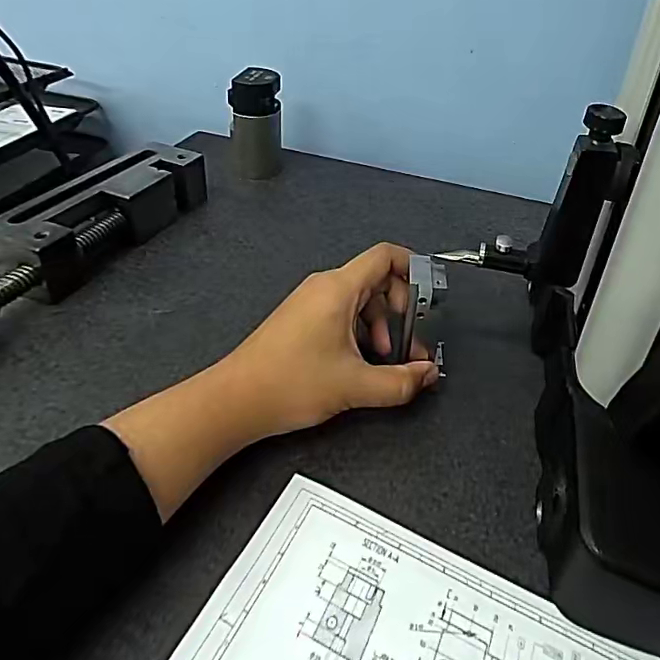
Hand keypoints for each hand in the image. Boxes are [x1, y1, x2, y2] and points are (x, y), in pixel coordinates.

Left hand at [224, 243, 439, 436]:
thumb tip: (426, 374)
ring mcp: (311, 302)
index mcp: (338, 289)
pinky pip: (343, 312)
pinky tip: (360, 361)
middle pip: (378, 280)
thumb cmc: (283, 384)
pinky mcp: (303, 319)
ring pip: (362, 299)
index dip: (413, 267)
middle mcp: (324, 288)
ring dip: (381, 325)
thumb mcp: (354, 385)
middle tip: (408, 339)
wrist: (232, 403)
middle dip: (400, 310)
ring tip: (383, 357)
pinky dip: (361, 331)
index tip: (428, 291)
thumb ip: (401, 381)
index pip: (385, 255)